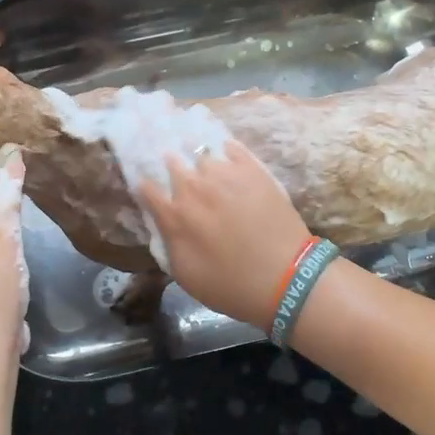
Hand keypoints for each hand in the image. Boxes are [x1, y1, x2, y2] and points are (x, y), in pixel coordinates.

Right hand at [137, 140, 312, 329]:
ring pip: (202, 155)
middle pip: (172, 163)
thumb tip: (161, 222)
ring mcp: (224, 173)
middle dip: (171, 167)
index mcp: (176, 215)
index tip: (149, 188)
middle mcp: (195, 187)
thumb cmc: (232, 285)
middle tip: (178, 174)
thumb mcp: (187, 276)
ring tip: (206, 166)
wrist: (287, 279)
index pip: (148, 189)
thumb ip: (169, 243)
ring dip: (199, 161)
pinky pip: (231, 148)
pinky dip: (227, 152)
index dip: (147, 187)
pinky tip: (228, 157)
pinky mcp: (251, 168)